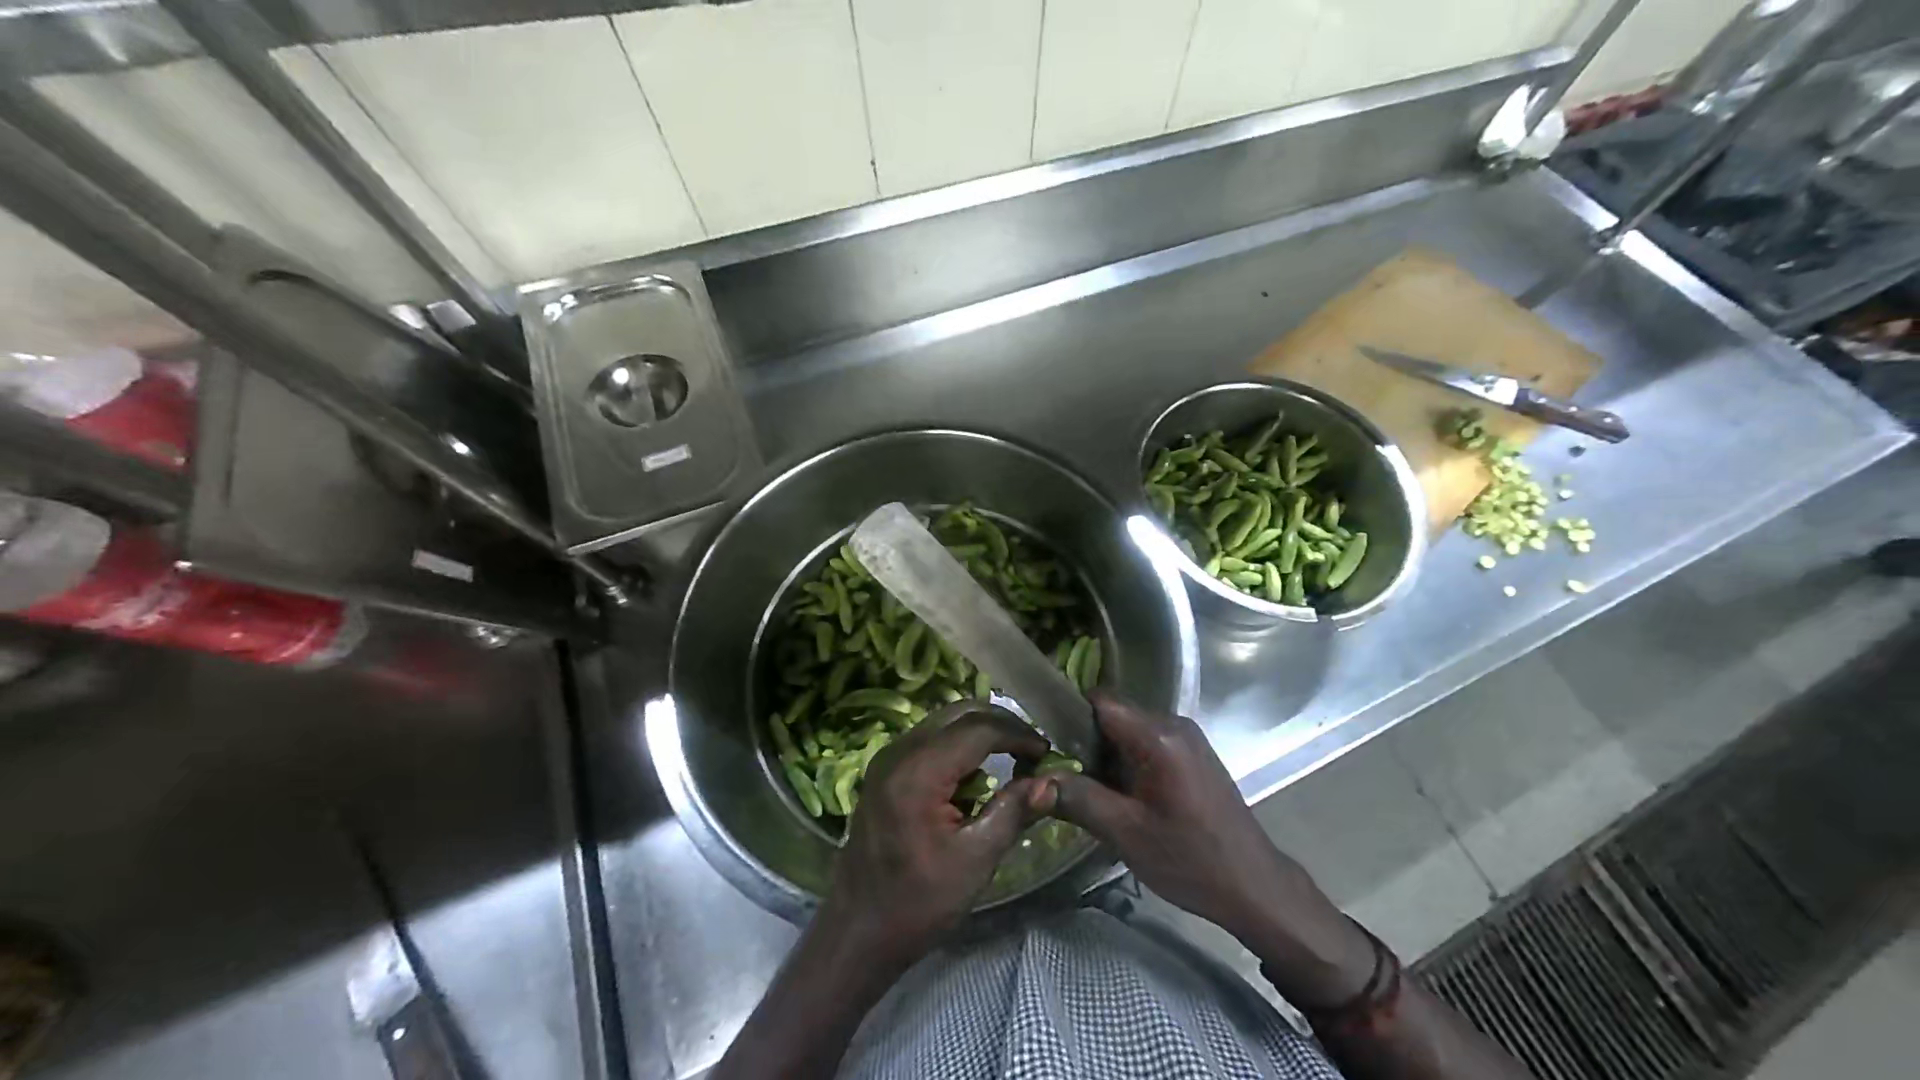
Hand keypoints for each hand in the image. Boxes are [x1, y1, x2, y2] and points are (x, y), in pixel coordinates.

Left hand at [821, 702, 1056, 963]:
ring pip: (943, 722)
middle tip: (1033, 750)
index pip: (978, 729)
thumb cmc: (918, 902)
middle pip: (958, 713)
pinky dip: (958, 746)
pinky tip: (979, 776)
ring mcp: (887, 758)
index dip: (1017, 735)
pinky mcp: (885, 770)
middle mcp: (898, 751)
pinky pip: (929, 740)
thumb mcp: (975, 859)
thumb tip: (1052, 782)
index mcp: (917, 771)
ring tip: (1014, 759)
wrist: (859, 929)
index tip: (1048, 753)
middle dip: (1000, 724)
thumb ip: (1014, 811)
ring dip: (980, 733)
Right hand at [1051, 691, 1373, 1005]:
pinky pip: (1145, 743)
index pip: (1099, 701)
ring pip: (1127, 729)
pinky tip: (1116, 793)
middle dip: (1082, 739)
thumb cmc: (1191, 860)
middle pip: (1112, 714)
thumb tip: (1031, 782)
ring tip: (1083, 786)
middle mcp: (1173, 724)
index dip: (1067, 715)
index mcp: (1158, 736)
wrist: (1255, 888)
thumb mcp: (1126, 833)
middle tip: (1057, 773)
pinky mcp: (1192, 755)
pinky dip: (1124, 761)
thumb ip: (1077, 799)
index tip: (1043, 742)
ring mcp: (1186, 738)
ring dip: (1103, 753)